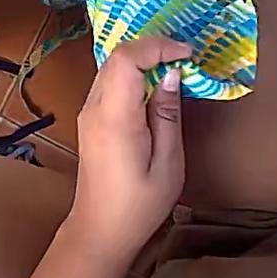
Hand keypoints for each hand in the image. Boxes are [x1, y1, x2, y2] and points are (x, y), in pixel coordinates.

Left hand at [66, 37, 192, 258]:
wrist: (100, 231)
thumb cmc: (139, 204)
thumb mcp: (167, 162)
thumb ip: (168, 114)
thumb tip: (173, 74)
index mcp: (115, 118)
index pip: (127, 59)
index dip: (158, 46)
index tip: (188, 54)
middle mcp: (94, 108)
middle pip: (117, 57)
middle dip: (153, 48)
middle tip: (185, 57)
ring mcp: (88, 113)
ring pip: (112, 67)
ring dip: (144, 60)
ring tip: (176, 67)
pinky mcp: (91, 120)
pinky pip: (111, 83)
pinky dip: (134, 75)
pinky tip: (156, 87)